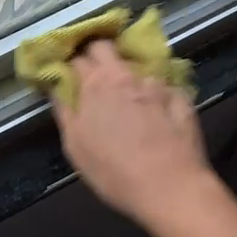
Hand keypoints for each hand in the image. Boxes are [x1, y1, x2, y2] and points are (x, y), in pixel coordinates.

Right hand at [54, 39, 220, 227]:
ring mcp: (155, 84)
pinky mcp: (180, 98)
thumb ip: (64, 112)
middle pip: (105, 47)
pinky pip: (165, 86)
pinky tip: (161, 111)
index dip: (71, 64)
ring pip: (137, 67)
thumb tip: (56, 89)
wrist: (170, 189)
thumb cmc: (114, 171)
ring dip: (131, 77)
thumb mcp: (75, 147)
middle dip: (97, 54)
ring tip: (131, 98)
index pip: (77, 58)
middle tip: (95, 74)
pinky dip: (160, 94)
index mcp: (95, 84)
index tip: (69, 74)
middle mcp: (124, 75)